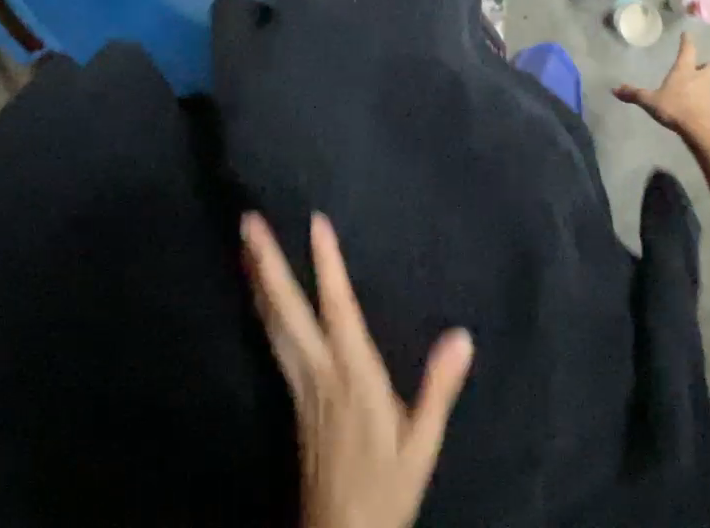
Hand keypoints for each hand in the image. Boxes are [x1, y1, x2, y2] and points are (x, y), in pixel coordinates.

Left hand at [243, 212, 473, 527]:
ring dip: (258, 281)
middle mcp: (318, 373)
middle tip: (249, 223)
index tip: (317, 222)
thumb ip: (439, 387)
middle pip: (287, 311)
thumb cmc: (386, 487)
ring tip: (246, 246)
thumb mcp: (422, 442)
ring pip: (272, 324)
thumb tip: (462, 335)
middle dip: (268, 265)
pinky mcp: (292, 398)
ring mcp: (299, 384)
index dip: (327, 264)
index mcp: (353, 376)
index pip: (338, 309)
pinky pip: (273, 341)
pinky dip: (264, 310)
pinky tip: (260, 297)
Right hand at [613, 32, 709, 135]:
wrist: (700, 129)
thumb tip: (614, 89)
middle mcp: (700, 77)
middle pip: (707, 65)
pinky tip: (698, 107)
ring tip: (695, 89)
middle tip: (697, 67)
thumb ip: (634, 94)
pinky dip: (705, 101)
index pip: (688, 50)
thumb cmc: (675, 108)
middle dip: (703, 65)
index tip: (687, 34)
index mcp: (684, 70)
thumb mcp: (650, 101)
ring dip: (704, 83)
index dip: (687, 41)